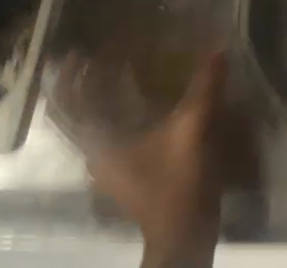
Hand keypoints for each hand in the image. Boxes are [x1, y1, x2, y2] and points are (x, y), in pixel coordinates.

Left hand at [88, 51, 227, 259]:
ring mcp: (110, 163)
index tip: (83, 50)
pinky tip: (142, 95)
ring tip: (120, 66)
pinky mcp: (127, 168)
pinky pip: (111, 129)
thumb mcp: (192, 131)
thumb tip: (219, 50)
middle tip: (105, 50)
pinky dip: (118, 108)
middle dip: (86, 80)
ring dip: (101, 93)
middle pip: (77, 110)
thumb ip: (204, 88)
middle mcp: (95, 153)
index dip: (70, 76)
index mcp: (98, 143)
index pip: (67, 105)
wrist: (185, 236)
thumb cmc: (178, 184)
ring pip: (94, 120)